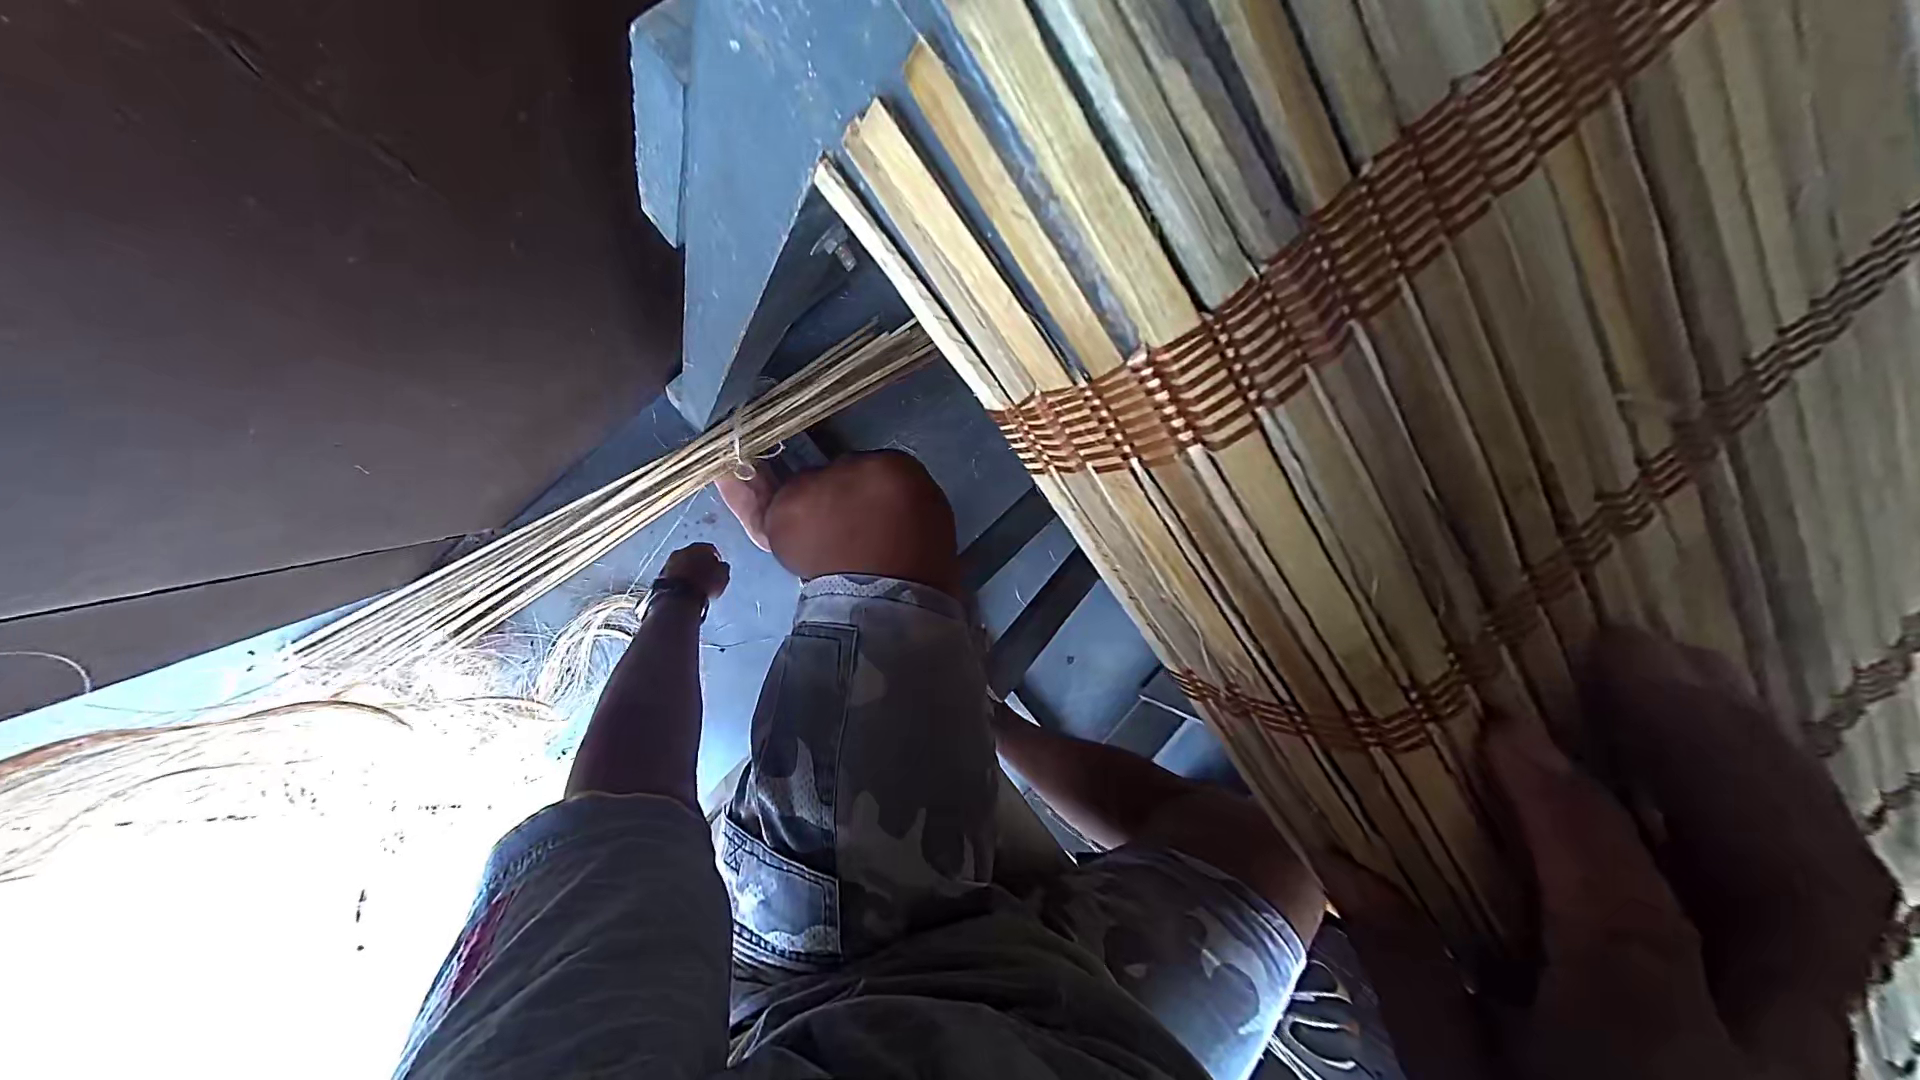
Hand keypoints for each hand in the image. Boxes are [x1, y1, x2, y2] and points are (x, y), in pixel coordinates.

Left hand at [659, 542, 730, 600]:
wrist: (679, 597)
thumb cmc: (704, 584)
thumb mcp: (723, 577)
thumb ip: (723, 568)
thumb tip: (722, 566)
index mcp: (701, 547)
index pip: (711, 549)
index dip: (716, 559)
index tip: (718, 567)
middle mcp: (684, 550)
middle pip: (694, 554)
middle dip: (700, 562)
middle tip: (706, 573)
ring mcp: (671, 561)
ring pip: (683, 562)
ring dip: (688, 569)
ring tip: (695, 582)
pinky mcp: (662, 573)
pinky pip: (674, 572)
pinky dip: (680, 577)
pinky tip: (685, 586)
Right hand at [1319, 630, 1896, 1079]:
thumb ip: (1409, 971)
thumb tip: (1336, 855)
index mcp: (1650, 1064)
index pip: (1623, 916)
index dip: (1563, 811)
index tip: (1501, 728)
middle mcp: (1768, 1047)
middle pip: (1793, 889)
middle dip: (1711, 751)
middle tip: (1630, 654)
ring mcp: (1812, 1025)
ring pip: (1832, 883)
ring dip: (1754, 758)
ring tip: (1681, 666)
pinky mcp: (1807, 1001)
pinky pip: (1816, 888)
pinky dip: (1769, 798)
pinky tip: (1708, 737)